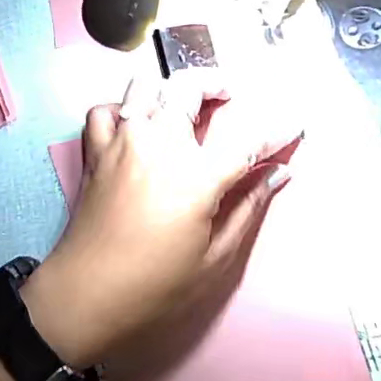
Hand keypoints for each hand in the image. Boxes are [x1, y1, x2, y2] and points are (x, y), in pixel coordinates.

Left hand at [22, 69, 300, 368]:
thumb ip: (248, 208)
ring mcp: (123, 143)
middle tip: (229, 96)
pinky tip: (134, 125)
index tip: (295, 125)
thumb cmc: (156, 285)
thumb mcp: (214, 258)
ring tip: (183, 105)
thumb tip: (280, 173)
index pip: (247, 141)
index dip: (277, 132)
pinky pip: (105, 110)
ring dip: (170, 89)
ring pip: (145, 87)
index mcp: (196, 176)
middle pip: (189, 89)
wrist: (85, 296)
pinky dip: (122, 109)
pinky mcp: (95, 153)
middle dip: (216, 84)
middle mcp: (159, 145)